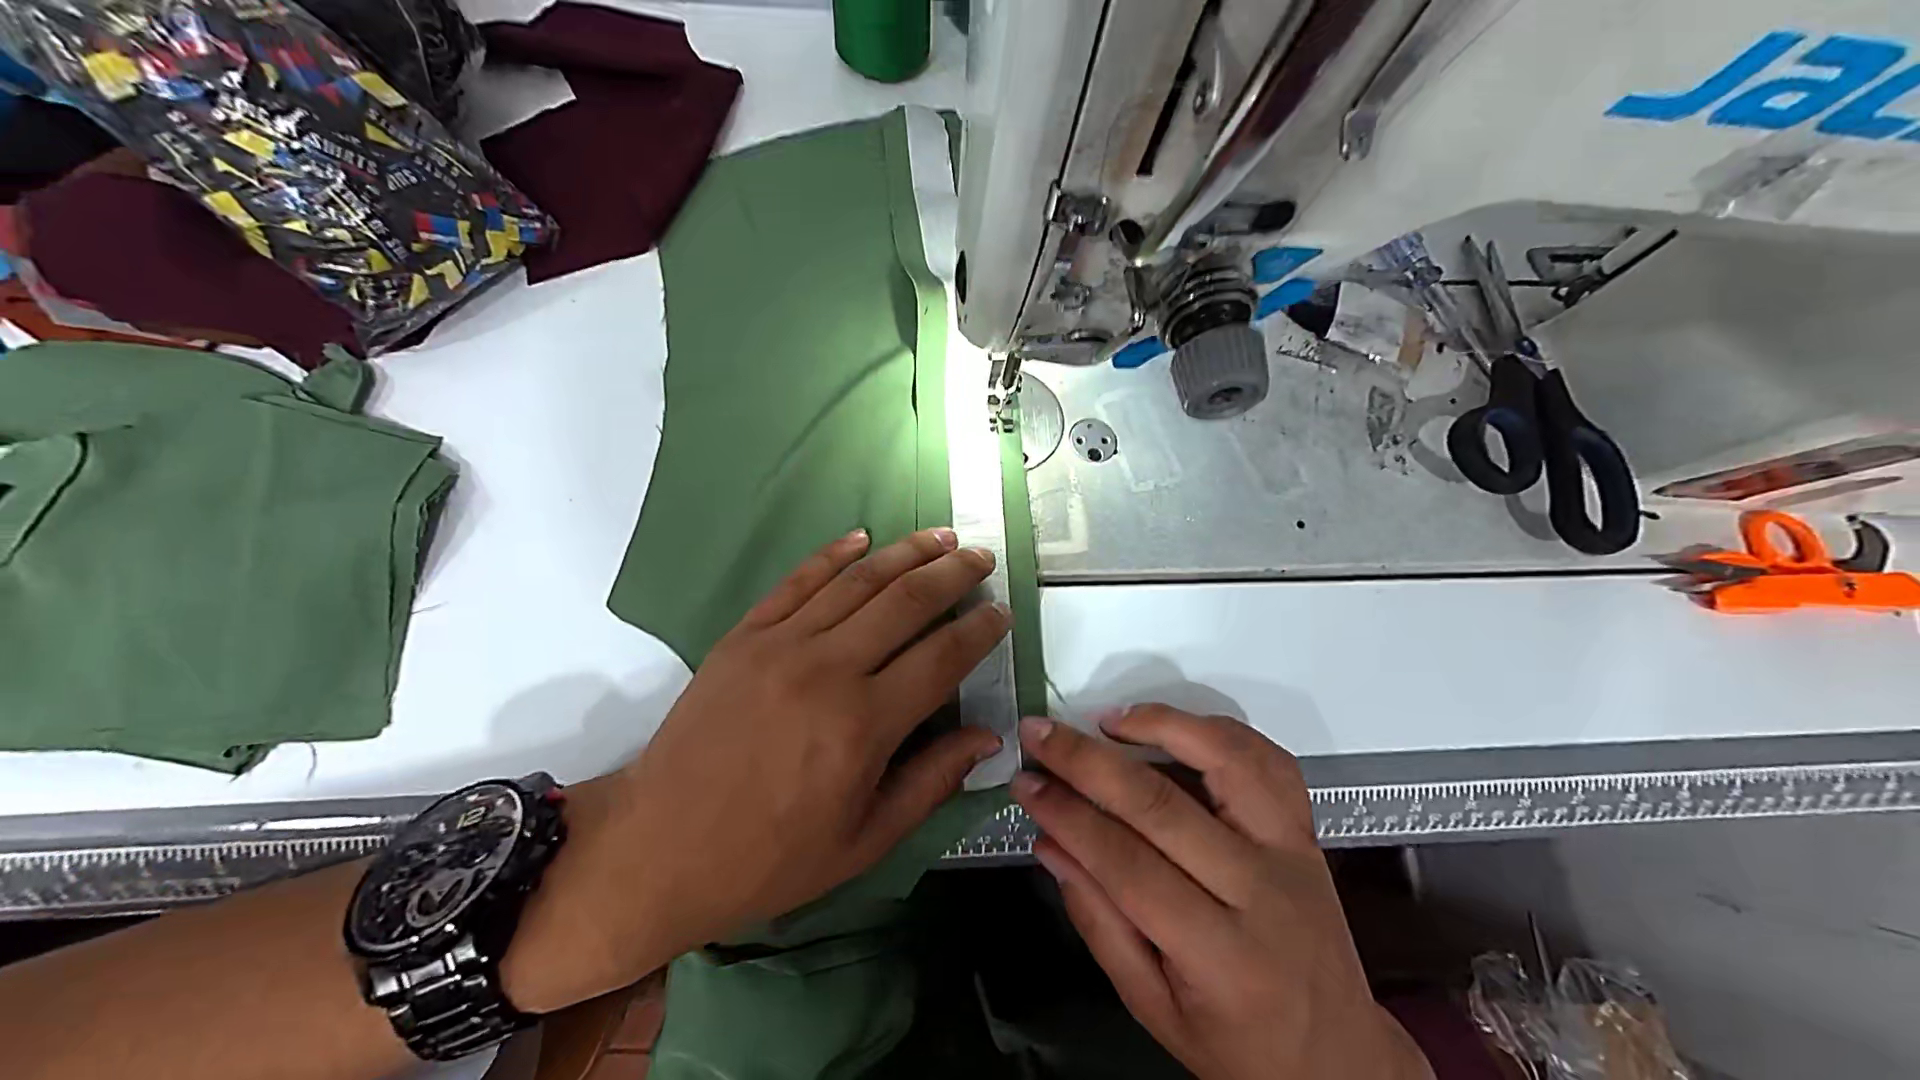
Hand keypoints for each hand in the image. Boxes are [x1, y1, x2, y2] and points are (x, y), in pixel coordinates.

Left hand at [504, 528, 1008, 1011]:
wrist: (659, 847)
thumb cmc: (770, 857)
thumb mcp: (864, 840)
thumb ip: (930, 781)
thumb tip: (988, 738)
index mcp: (864, 725)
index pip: (942, 657)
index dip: (979, 630)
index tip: (1001, 611)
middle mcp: (828, 670)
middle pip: (906, 602)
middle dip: (952, 574)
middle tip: (981, 558)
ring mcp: (780, 644)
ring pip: (857, 581)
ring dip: (905, 553)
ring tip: (940, 537)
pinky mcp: (743, 636)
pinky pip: (797, 582)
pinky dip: (833, 555)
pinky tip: (862, 538)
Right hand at [1012, 706, 1433, 1079]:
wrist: (1340, 1060)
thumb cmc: (1238, 1047)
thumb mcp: (1153, 1006)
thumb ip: (1098, 921)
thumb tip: (1048, 842)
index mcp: (1221, 955)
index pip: (1126, 863)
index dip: (1067, 815)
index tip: (1025, 783)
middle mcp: (1263, 892)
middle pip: (1163, 805)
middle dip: (1088, 761)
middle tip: (1039, 734)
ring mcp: (1293, 853)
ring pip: (1229, 762)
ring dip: (1162, 726)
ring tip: (1107, 719)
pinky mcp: (1307, 833)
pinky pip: (1270, 761)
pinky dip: (1220, 730)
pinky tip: (1175, 727)